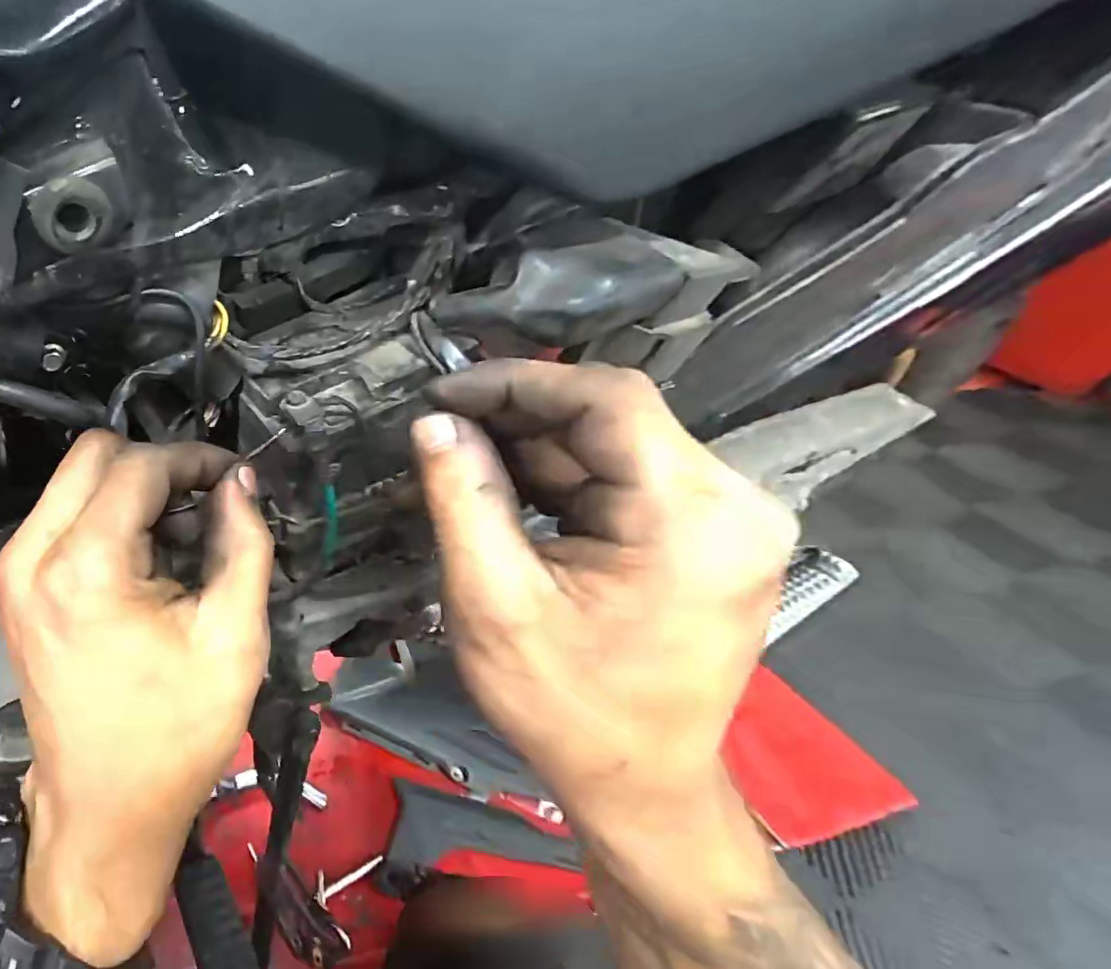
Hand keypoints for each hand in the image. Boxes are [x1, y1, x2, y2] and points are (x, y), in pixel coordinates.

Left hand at [0, 431, 272, 966]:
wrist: (104, 806)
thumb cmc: (172, 735)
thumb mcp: (233, 637)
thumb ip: (244, 543)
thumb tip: (239, 482)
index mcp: (83, 567)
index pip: (139, 466)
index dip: (194, 461)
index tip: (230, 479)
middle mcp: (31, 556)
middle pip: (95, 454)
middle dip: (157, 466)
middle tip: (202, 503)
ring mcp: (12, 569)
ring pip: (75, 478)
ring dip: (131, 489)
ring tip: (177, 535)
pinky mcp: (12, 585)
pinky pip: (60, 514)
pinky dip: (105, 515)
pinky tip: (143, 555)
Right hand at [408, 360, 797, 827]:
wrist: (637, 782)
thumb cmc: (564, 703)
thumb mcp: (492, 599)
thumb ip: (462, 497)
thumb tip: (433, 421)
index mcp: (692, 516)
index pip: (607, 399)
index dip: (515, 380)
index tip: (442, 392)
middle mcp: (730, 502)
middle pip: (609, 416)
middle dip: (514, 414)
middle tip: (437, 426)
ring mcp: (721, 517)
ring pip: (607, 442)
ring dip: (527, 444)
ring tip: (456, 458)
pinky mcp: (700, 533)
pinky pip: (616, 475)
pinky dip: (552, 474)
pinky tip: (500, 487)